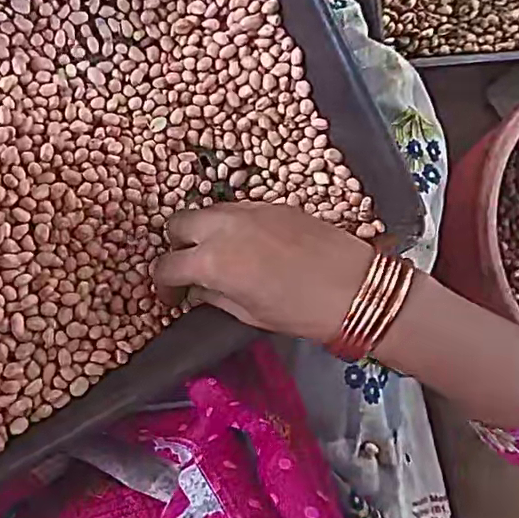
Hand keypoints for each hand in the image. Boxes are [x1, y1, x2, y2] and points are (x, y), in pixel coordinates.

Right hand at [150, 202, 373, 344]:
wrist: (355, 287)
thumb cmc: (299, 311)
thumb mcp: (248, 314)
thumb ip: (213, 296)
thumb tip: (197, 289)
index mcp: (212, 261)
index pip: (167, 265)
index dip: (163, 285)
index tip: (172, 297)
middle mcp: (223, 227)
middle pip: (178, 224)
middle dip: (177, 246)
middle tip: (191, 269)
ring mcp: (248, 210)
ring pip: (207, 212)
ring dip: (203, 231)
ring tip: (220, 255)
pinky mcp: (271, 203)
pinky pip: (236, 209)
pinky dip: (231, 225)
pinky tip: (249, 245)